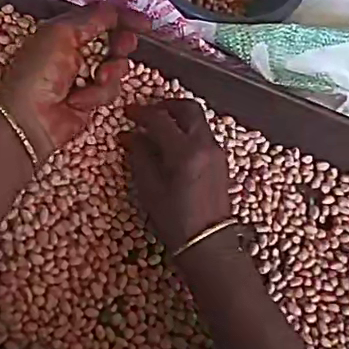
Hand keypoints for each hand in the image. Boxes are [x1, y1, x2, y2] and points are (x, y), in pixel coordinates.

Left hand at [0, 3, 147, 156]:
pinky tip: (78, 100)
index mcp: (65, 30)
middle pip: (114, 42)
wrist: (30, 119)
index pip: (100, 18)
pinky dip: (96, 95)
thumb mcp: (61, 33)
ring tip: (96, 79)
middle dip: (120, 45)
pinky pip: (109, 90)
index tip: (143, 23)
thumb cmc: (37, 72)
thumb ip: (92, 17)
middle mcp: (76, 51)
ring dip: (109, 73)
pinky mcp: (90, 99)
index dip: (123, 18)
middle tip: (120, 48)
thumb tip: (114, 10)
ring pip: (117, 67)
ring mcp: (84, 76)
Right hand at [122, 99, 232, 249]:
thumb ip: (140, 156)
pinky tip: (173, 145)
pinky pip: (203, 134)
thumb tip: (130, 135)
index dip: (140, 112)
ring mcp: (217, 151)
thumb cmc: (175, 220)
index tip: (127, 113)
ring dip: (178, 117)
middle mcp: (205, 145)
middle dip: (165, 106)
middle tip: (147, 114)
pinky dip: (187, 130)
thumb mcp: (149, 188)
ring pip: (198, 120)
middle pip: (187, 108)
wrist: (208, 243)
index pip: (160, 119)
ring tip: (158, 129)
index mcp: (185, 151)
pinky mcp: (221, 160)